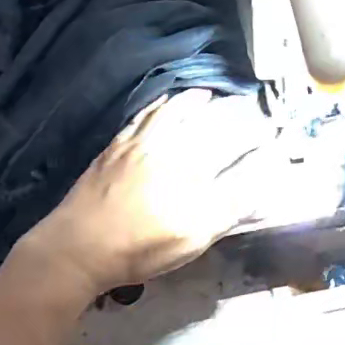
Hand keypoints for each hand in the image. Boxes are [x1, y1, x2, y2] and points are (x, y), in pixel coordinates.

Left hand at [17, 90, 273, 299]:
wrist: (77, 248)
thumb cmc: (140, 246)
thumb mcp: (194, 235)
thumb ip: (229, 207)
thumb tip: (261, 184)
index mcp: (186, 166)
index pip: (226, 142)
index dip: (249, 134)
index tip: (268, 129)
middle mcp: (161, 146)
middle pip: (191, 116)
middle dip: (213, 106)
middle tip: (227, 99)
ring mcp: (131, 146)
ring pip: (161, 112)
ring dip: (182, 101)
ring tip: (196, 96)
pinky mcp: (109, 152)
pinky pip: (136, 120)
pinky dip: (151, 110)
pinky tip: (152, 113)